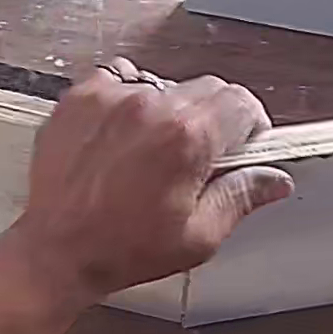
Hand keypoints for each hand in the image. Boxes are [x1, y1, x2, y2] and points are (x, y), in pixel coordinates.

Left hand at [0, 58, 293, 301]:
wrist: (58, 252)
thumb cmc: (122, 251)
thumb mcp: (197, 238)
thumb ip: (240, 198)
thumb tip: (275, 179)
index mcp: (188, 137)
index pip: (242, 103)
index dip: (248, 127)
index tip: (241, 146)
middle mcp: (151, 106)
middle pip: (206, 88)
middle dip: (212, 119)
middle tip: (196, 158)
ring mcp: (112, 97)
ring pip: (164, 85)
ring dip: (168, 111)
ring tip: (150, 154)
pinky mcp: (80, 99)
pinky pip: (119, 81)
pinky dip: (128, 101)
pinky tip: (122, 137)